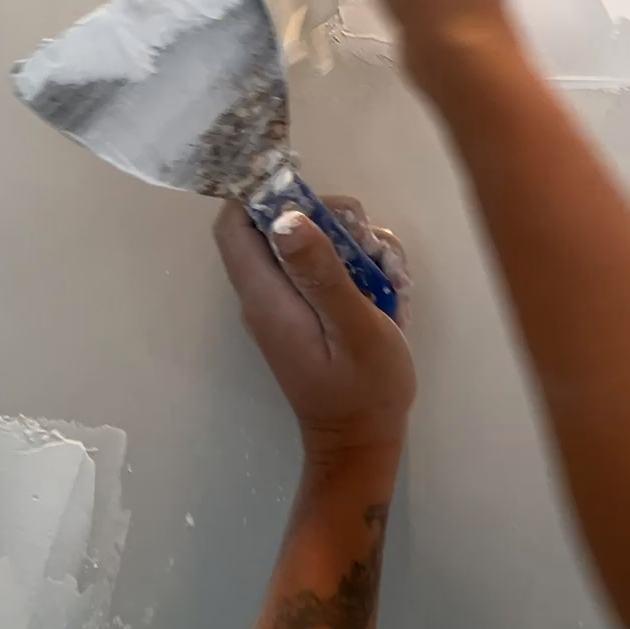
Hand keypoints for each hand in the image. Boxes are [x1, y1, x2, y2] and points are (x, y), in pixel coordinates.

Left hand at [213, 197, 414, 462]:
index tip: (308, 186)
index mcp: (267, 295)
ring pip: (318, 241)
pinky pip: (332, 267)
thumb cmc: (363, 389)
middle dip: (334, 219)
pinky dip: (365, 267)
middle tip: (372, 238)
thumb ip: (321, 273)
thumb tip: (284, 220)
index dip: (260, 193)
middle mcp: (270, 292)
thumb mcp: (353, 327)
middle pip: (285, 224)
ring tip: (394, 275)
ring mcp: (292, 300)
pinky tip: (394, 289)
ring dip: (360, 245)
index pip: (235, 225)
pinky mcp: (313, 308)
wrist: (364, 442)